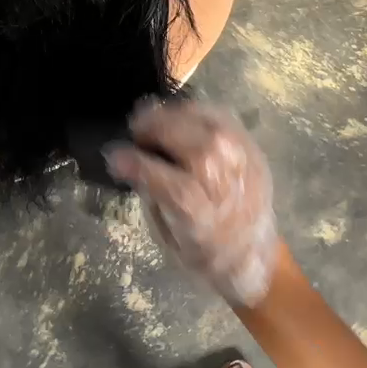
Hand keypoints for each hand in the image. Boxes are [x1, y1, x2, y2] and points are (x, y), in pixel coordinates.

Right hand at [106, 99, 280, 306]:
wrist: (253, 254)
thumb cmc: (203, 252)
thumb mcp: (168, 237)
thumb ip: (153, 196)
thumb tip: (133, 163)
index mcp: (204, 221)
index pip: (170, 186)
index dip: (138, 165)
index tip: (113, 156)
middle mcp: (228, 187)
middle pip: (193, 147)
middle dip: (157, 131)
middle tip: (134, 130)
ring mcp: (244, 163)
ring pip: (207, 125)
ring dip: (173, 116)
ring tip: (151, 119)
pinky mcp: (251, 146)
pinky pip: (220, 115)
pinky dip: (194, 112)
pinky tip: (176, 118)